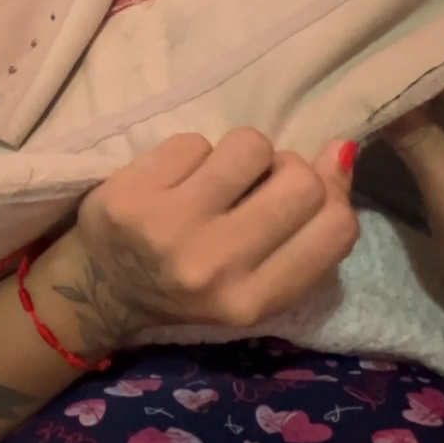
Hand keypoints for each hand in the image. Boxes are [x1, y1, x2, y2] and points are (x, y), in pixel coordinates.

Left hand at [36, 129, 359, 350]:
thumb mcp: (253, 278)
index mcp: (252, 302)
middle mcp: (214, 269)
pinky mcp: (131, 194)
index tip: (297, 194)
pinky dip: (193, 152)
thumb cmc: (189, 281)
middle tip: (253, 183)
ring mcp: (169, 229)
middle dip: (284, 169)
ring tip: (216, 177)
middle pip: (300, 180)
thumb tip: (342, 149)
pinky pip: (196, 140)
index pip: (336, 227)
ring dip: (240, 153)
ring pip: (250, 145)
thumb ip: (306, 228)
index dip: (329, 195)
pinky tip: (174, 178)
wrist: (101, 286)